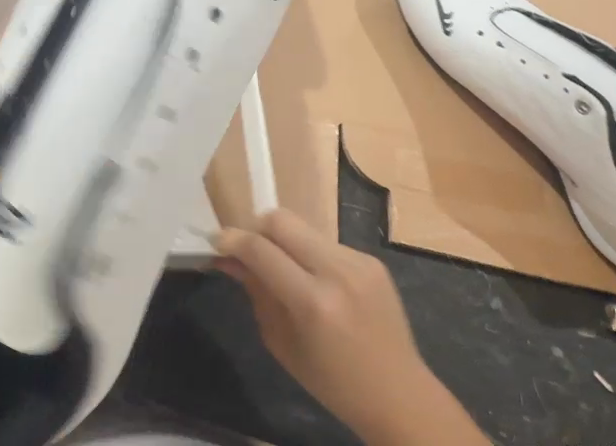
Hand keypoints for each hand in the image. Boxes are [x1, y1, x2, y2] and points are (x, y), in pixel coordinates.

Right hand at [214, 211, 486, 445]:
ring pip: (303, 228)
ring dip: (283, 242)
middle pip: (281, 220)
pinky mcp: (372, 261)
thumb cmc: (332, 383)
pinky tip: (314, 280)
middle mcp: (337, 272)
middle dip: (255, 228)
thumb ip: (255, 292)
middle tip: (246, 249)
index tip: (215, 242)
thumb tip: (228, 257)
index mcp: (313, 302)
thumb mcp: (281, 343)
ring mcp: (359, 262)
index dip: (231, 240)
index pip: (260, 249)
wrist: (400, 395)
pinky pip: (326, 243)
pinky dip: (309, 254)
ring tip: (282, 269)